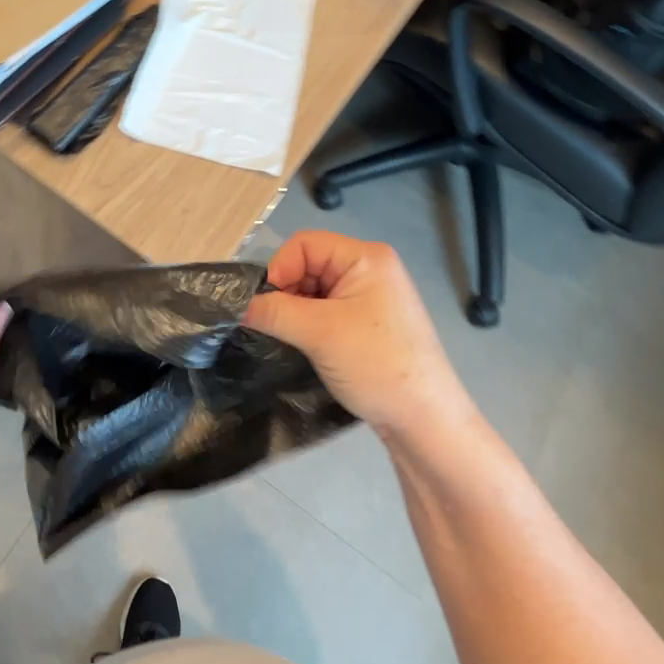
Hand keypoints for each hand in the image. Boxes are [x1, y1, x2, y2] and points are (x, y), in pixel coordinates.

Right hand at [245, 231, 473, 438]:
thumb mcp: (319, 333)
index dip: (280, 270)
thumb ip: (274, 312)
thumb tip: (239, 305)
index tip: (268, 307)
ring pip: (315, 292)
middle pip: (308, 265)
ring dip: (298, 313)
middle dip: (288, 294)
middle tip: (281, 328)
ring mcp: (372, 298)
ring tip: (299, 342)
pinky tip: (311, 349)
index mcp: (366, 258)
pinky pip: (328, 312)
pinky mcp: (369, 324)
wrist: (424, 420)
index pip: (304, 244)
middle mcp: (371, 270)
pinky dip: (311, 326)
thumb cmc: (376, 365)